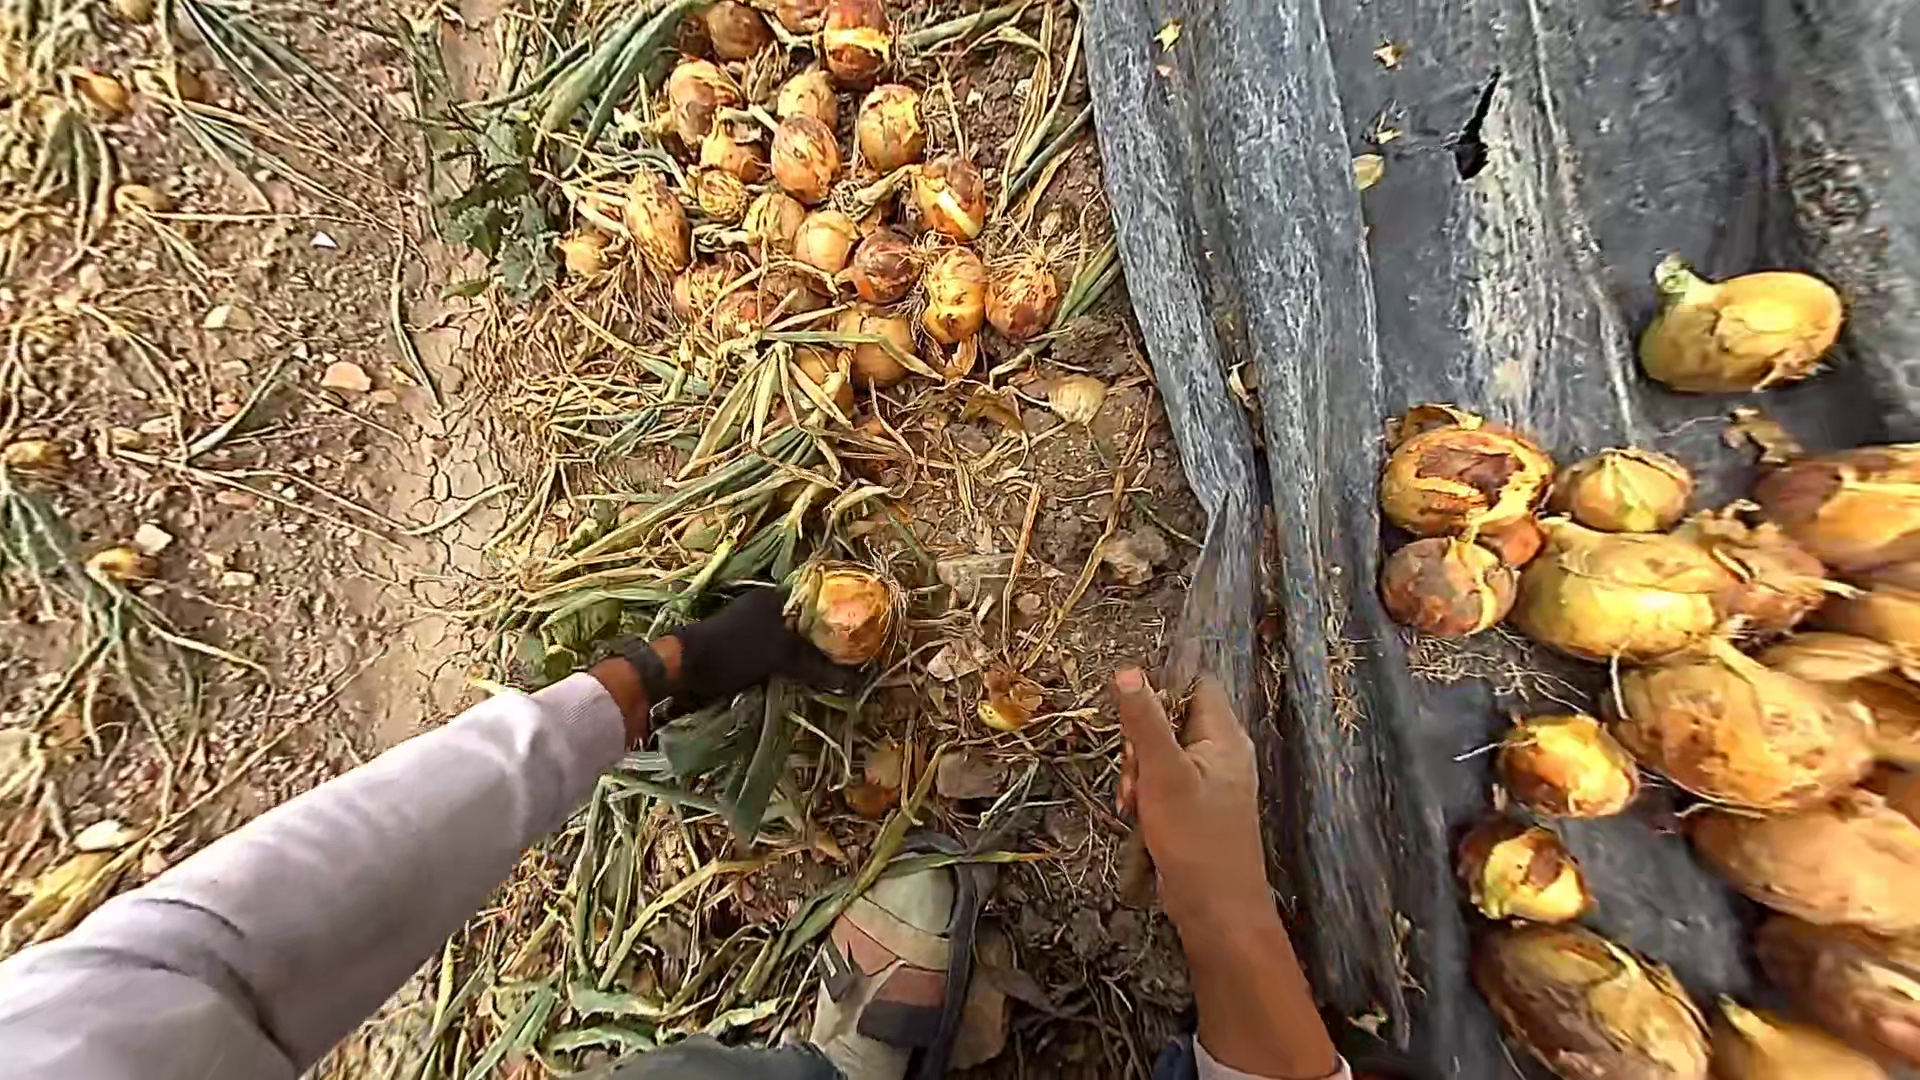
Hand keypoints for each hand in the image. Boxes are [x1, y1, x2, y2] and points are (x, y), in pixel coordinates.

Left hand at [669, 587, 855, 705]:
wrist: (684, 665)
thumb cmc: (735, 650)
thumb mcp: (780, 658)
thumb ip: (814, 666)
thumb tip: (848, 679)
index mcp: (773, 596)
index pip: (813, 601)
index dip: (832, 617)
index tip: (848, 635)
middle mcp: (761, 603)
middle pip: (800, 620)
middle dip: (816, 637)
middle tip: (837, 654)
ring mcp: (747, 621)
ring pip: (784, 634)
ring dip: (799, 650)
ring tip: (820, 666)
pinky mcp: (737, 639)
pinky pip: (770, 645)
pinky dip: (782, 657)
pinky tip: (793, 671)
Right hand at [1111, 667, 1339, 1079]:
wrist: (1217, 916)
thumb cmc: (1195, 838)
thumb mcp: (1163, 773)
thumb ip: (1143, 720)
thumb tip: (1127, 670)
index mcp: (1224, 735)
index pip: (1195, 683)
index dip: (1162, 684)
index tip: (1130, 705)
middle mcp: (1220, 751)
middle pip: (1170, 716)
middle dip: (1141, 738)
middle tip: (1133, 768)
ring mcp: (1208, 779)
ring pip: (1160, 748)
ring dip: (1138, 768)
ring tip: (1132, 798)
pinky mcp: (1194, 802)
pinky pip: (1162, 777)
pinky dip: (1145, 788)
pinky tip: (1134, 812)